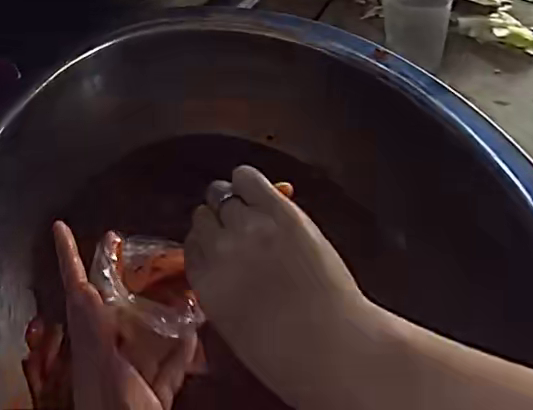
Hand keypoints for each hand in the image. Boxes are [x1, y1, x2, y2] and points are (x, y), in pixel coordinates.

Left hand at [53, 221, 198, 409]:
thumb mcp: (105, 374)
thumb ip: (96, 334)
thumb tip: (84, 290)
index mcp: (89, 342)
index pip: (75, 288)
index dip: (66, 256)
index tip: (59, 226)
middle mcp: (105, 352)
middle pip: (113, 303)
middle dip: (124, 276)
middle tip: (138, 247)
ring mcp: (128, 374)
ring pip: (143, 332)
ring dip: (160, 310)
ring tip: (179, 284)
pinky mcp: (150, 397)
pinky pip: (166, 366)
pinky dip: (180, 350)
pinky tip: (196, 333)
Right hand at [185, 167, 393, 408]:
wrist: (340, 352)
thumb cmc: (290, 356)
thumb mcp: (235, 324)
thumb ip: (219, 285)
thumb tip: (219, 258)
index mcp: (206, 282)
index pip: (192, 243)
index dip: (208, 242)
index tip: (221, 246)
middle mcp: (219, 248)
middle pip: (204, 215)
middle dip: (219, 221)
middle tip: (240, 231)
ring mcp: (248, 225)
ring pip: (223, 193)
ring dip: (235, 202)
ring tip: (254, 213)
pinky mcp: (277, 209)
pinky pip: (247, 177)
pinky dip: (249, 181)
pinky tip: (261, 193)